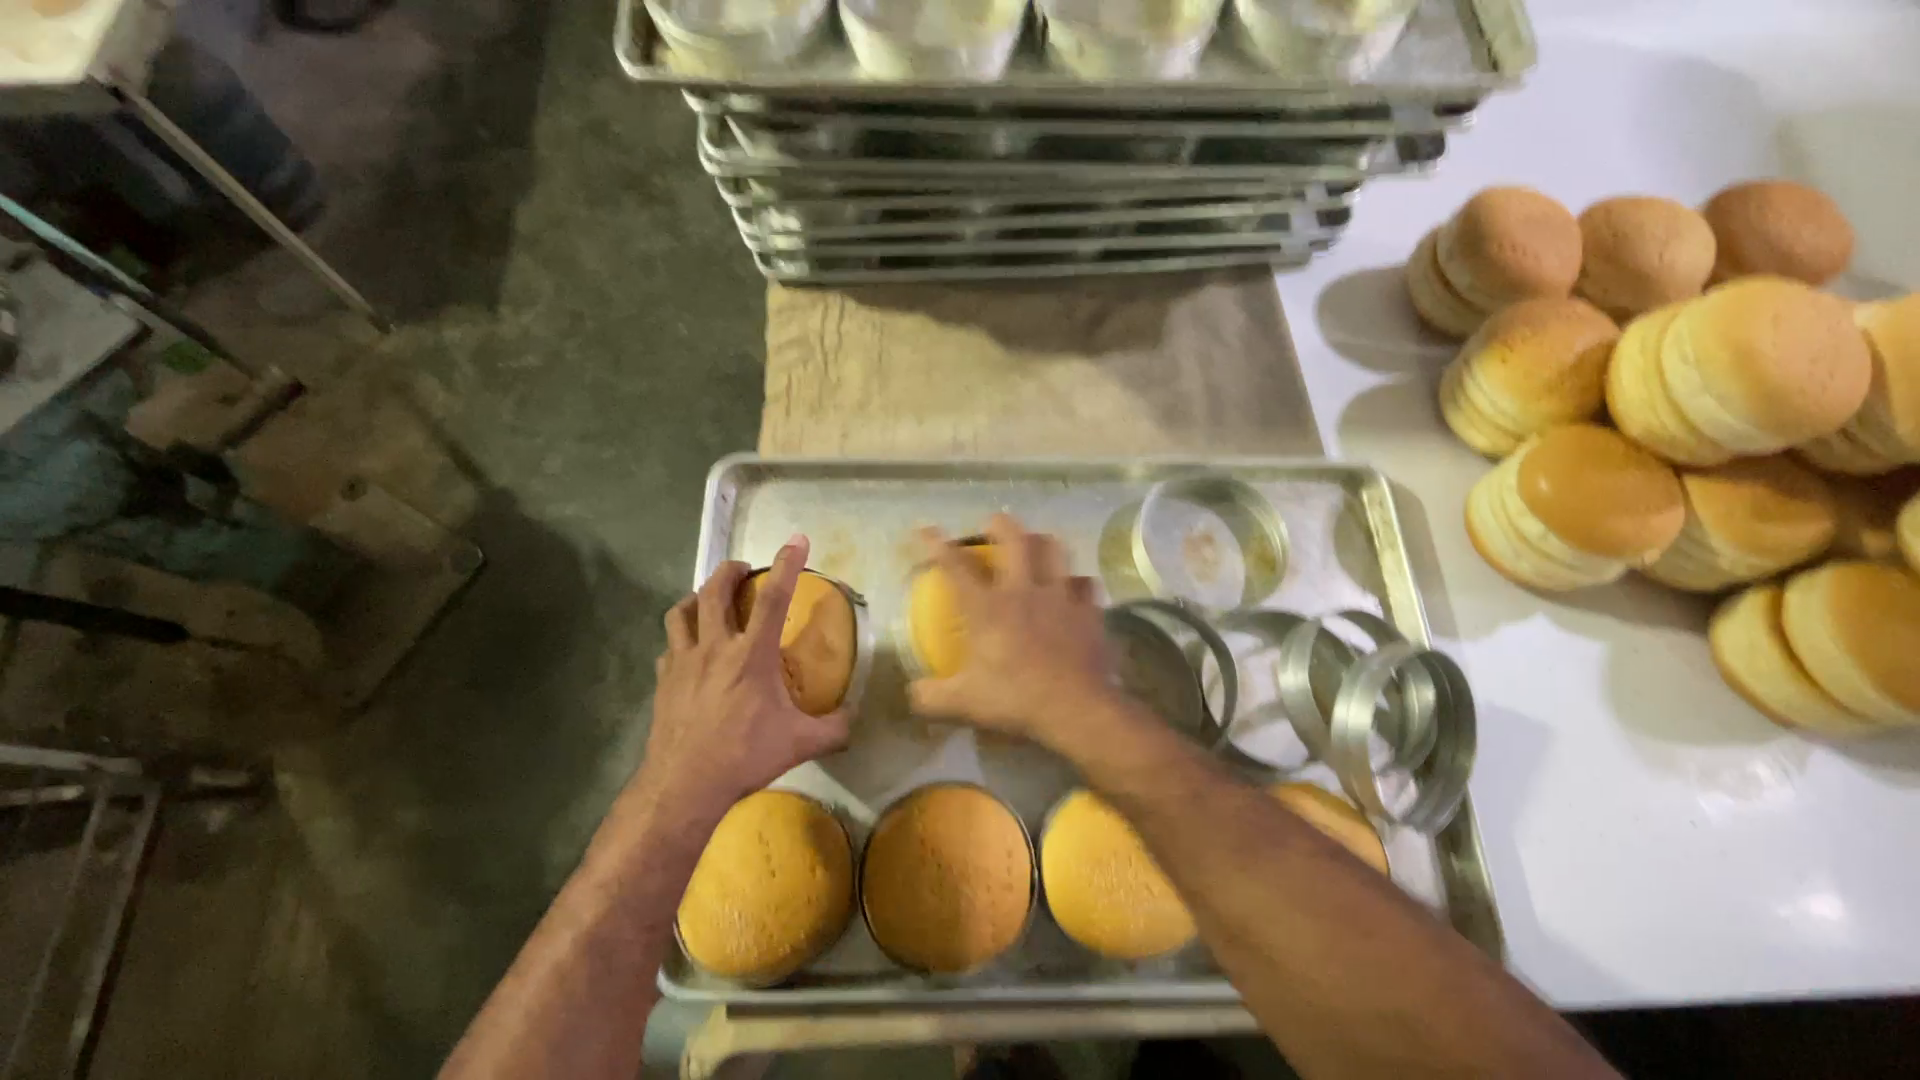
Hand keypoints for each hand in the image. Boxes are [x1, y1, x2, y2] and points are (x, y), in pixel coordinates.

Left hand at [640, 537, 849, 814]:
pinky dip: (681, 640)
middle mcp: (715, 648)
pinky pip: (669, 648)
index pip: (774, 598)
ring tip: (708, 600)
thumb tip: (855, 717)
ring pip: (681, 611)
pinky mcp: (663, 681)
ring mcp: (683, 662)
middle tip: (743, 570)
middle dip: (729, 571)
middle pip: (714, 591)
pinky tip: (689, 653)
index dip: (787, 564)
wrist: (685, 784)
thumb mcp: (800, 743)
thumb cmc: (745, 756)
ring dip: (696, 597)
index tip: (796, 539)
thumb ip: (833, 727)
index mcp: (752, 655)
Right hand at [908, 514, 1122, 747]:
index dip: (938, 545)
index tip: (926, 530)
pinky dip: (1079, 582)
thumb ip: (931, 697)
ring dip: (1044, 541)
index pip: (956, 567)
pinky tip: (1076, 587)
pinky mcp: (1089, 612)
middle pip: (1014, 540)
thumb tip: (912, 693)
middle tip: (993, 522)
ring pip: (1055, 551)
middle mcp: (1023, 591)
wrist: (1075, 708)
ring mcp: (1061, 598)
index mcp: (987, 608)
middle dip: (1000, 525)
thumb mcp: (962, 704)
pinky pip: (1086, 584)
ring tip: (1038, 542)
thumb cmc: (1015, 699)